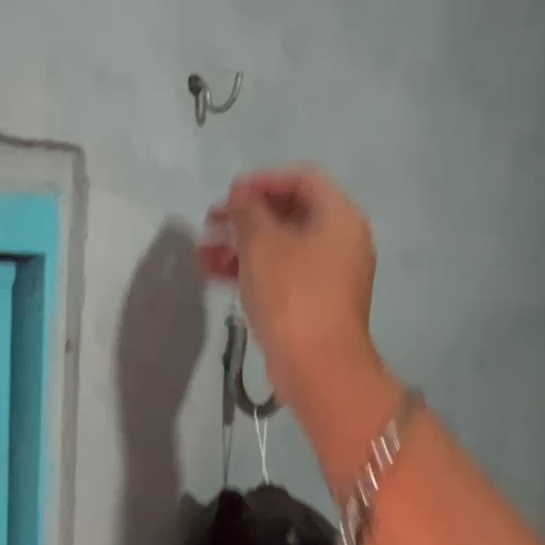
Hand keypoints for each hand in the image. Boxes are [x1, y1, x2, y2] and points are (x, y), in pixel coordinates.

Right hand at [198, 167, 392, 431]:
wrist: (317, 365)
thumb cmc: (291, 294)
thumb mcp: (262, 244)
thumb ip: (248, 211)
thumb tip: (241, 195)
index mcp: (338, 217)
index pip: (302, 179)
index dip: (262, 181)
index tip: (228, 195)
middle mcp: (340, 239)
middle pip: (290, 212)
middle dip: (246, 216)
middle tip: (211, 223)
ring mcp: (328, 273)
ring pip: (280, 245)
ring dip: (241, 244)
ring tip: (203, 252)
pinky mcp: (313, 301)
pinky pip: (280, 272)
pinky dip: (250, 268)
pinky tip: (215, 274)